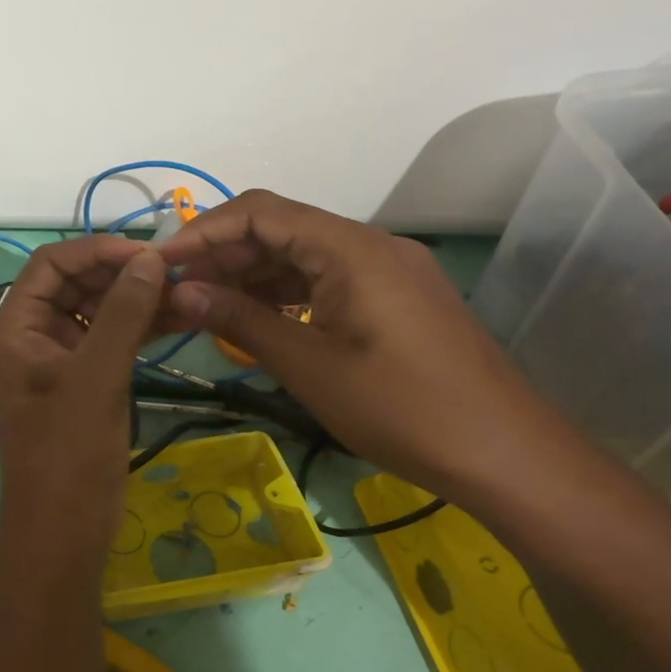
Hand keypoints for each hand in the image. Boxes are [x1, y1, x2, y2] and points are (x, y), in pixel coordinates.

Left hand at [0, 236, 172, 539]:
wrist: (63, 531)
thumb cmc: (68, 453)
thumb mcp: (95, 378)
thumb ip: (121, 314)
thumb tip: (150, 259)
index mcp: (16, 325)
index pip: (51, 264)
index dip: (96, 249)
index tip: (149, 253)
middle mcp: (33, 334)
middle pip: (76, 282)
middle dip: (122, 273)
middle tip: (177, 273)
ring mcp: (59, 358)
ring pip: (98, 309)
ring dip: (138, 299)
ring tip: (189, 292)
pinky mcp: (85, 381)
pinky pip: (111, 338)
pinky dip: (141, 327)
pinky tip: (182, 319)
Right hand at [156, 190, 552, 496]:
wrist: (510, 459)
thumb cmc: (403, 409)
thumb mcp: (309, 365)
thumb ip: (240, 319)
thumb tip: (178, 291)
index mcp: (351, 248)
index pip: (259, 212)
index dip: (202, 232)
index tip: (159, 263)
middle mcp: (370, 245)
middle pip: (279, 228)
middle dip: (222, 255)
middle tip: (176, 292)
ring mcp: (387, 271)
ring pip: (300, 255)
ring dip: (250, 276)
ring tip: (204, 308)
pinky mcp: (396, 298)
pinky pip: (325, 279)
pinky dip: (284, 294)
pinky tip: (255, 321)